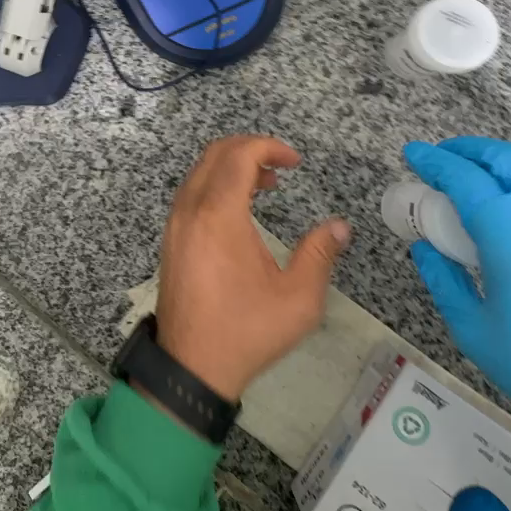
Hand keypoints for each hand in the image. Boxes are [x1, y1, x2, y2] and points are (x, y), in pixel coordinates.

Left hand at [156, 135, 351, 402]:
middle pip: (215, 154)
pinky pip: (191, 192)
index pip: (238, 155)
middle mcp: (190, 209)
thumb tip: (339, 226)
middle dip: (250, 149)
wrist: (190, 364)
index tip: (295, 161)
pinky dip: (216, 184)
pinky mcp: (171, 237)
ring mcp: (175, 222)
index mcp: (218, 215)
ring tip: (267, 185)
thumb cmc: (246, 329)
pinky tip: (241, 209)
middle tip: (282, 166)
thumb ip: (319, 255)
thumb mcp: (298, 298)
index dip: (268, 146)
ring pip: (200, 171)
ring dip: (232, 167)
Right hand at [403, 137, 510, 510]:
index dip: (435, 161)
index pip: (466, 177)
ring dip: (505, 163)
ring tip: (479, 175)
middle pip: (508, 160)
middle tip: (444, 157)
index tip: (413, 153)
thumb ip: (444, 280)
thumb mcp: (473, 328)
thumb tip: (426, 248)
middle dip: (471, 150)